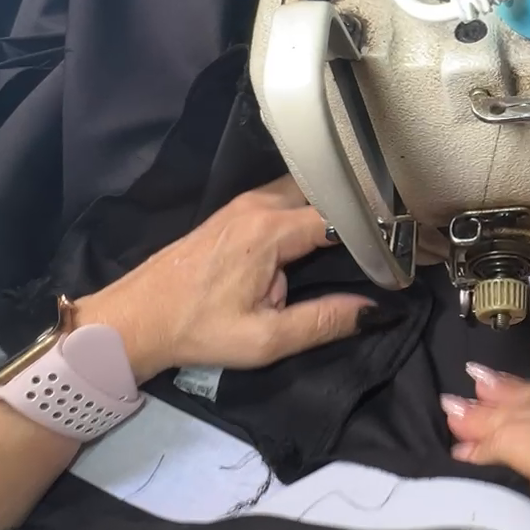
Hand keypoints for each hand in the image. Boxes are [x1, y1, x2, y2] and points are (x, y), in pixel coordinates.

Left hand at [76, 175, 370, 381]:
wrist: (131, 319)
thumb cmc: (196, 330)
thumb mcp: (264, 340)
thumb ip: (324, 322)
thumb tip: (377, 311)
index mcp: (270, 230)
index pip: (340, 216)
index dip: (373, 231)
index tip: (398, 248)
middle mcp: (261, 204)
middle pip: (326, 192)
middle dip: (358, 210)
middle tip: (387, 235)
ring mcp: (246, 201)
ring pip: (307, 189)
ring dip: (335, 205)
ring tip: (365, 229)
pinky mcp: (237, 208)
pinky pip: (289, 195)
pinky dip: (313, 205)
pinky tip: (326, 228)